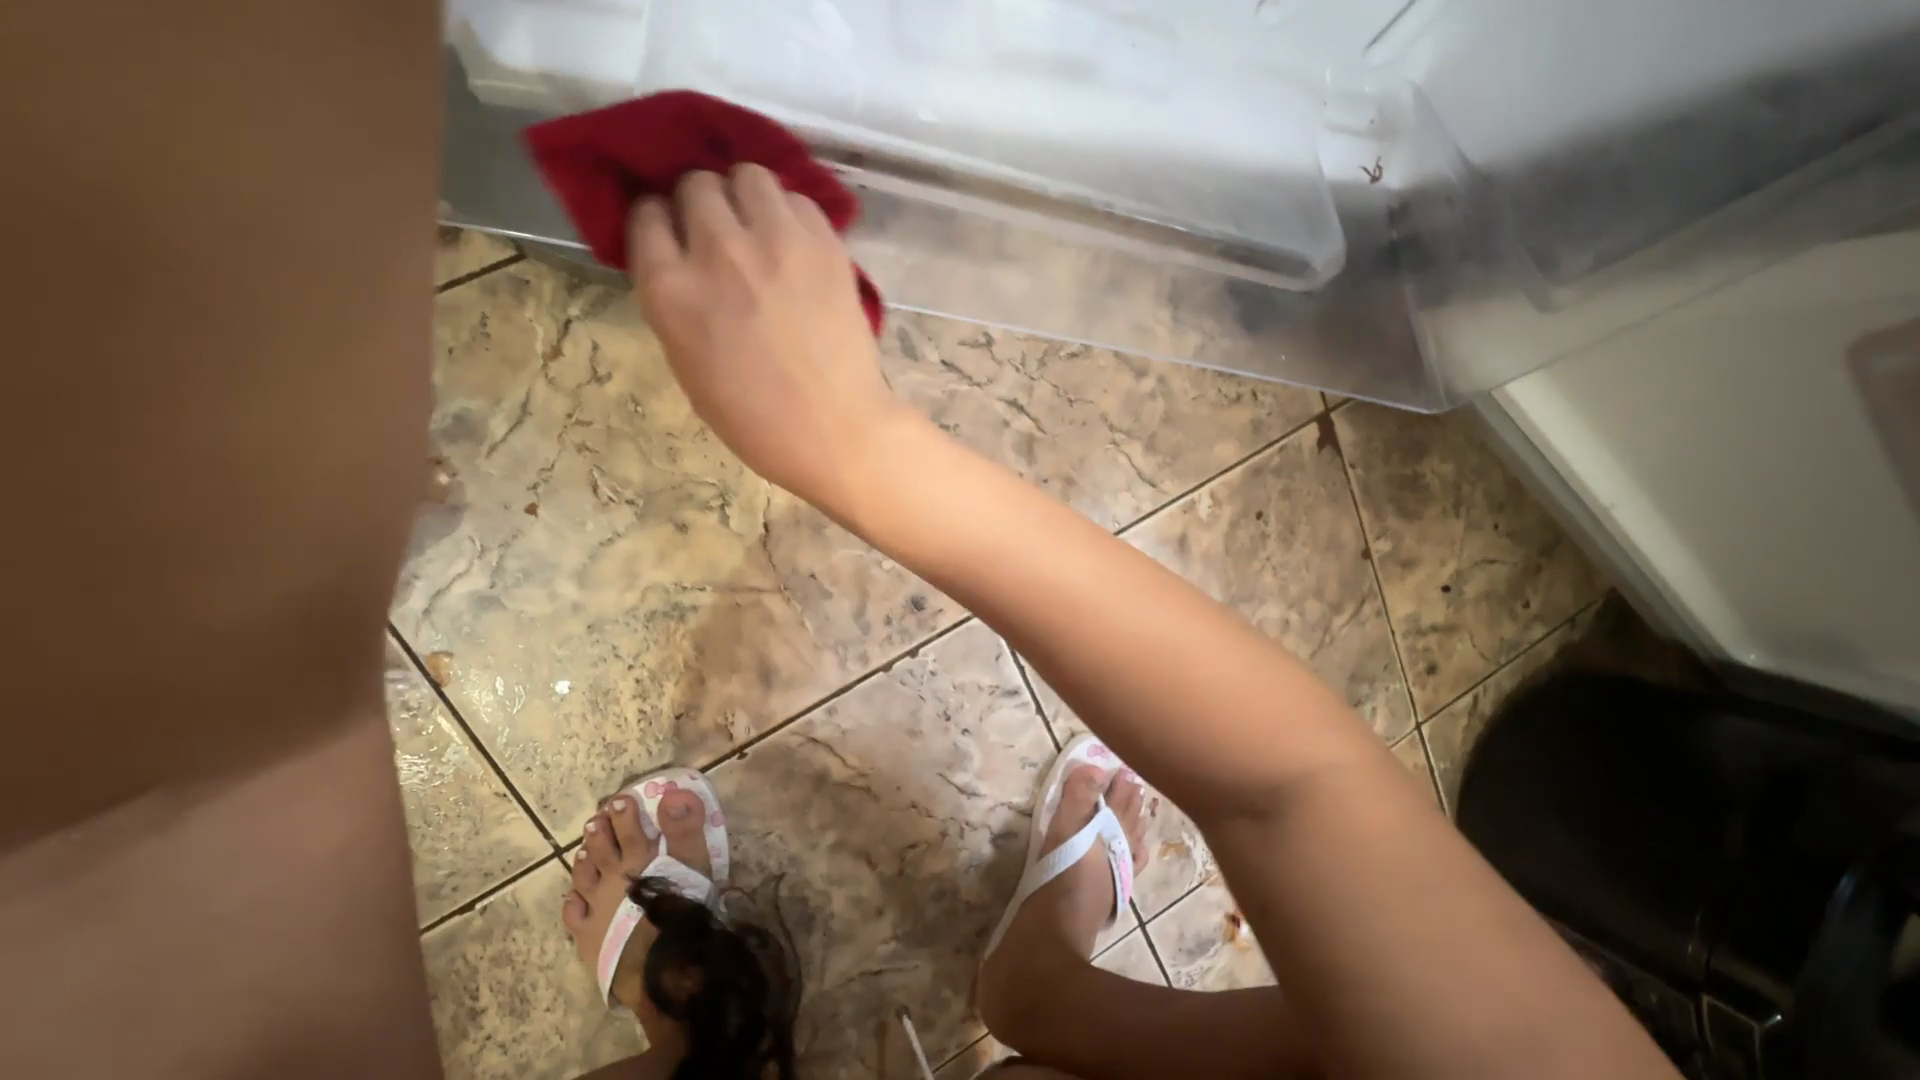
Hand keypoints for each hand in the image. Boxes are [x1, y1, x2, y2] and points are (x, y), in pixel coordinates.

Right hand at [628, 165, 913, 512]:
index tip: (674, 234)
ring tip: (760, 227)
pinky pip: (797, 198)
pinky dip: (790, 213)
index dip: (661, 222)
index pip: (647, 216)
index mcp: (671, 290)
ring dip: (747, 196)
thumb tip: (683, 264)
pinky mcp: (824, 242)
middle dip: (704, 205)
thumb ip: (677, 302)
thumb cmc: (755, 419)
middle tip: (722, 234)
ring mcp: (775, 240)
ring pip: (748, 176)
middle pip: (696, 185)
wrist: (835, 429)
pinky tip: (796, 242)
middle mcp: (717, 250)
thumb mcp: (688, 365)